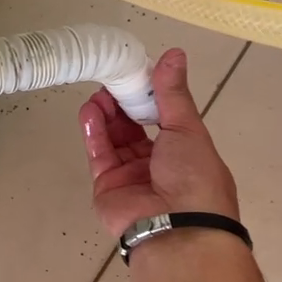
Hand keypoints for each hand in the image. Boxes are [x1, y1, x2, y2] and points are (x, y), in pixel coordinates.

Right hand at [79, 48, 238, 236]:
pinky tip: (89, 112)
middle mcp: (158, 162)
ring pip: (114, 138)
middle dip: (122, 103)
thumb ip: (172, 93)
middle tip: (110, 81)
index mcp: (185, 151)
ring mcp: (130, 174)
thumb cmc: (193, 176)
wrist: (175, 227)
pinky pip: (99, 153)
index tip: (135, 74)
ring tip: (97, 94)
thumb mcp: (188, 129)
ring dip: (106, 115)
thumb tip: (174, 53)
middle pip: (135, 127)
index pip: (162, 117)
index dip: (148, 96)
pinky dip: (93, 132)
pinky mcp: (106, 183)